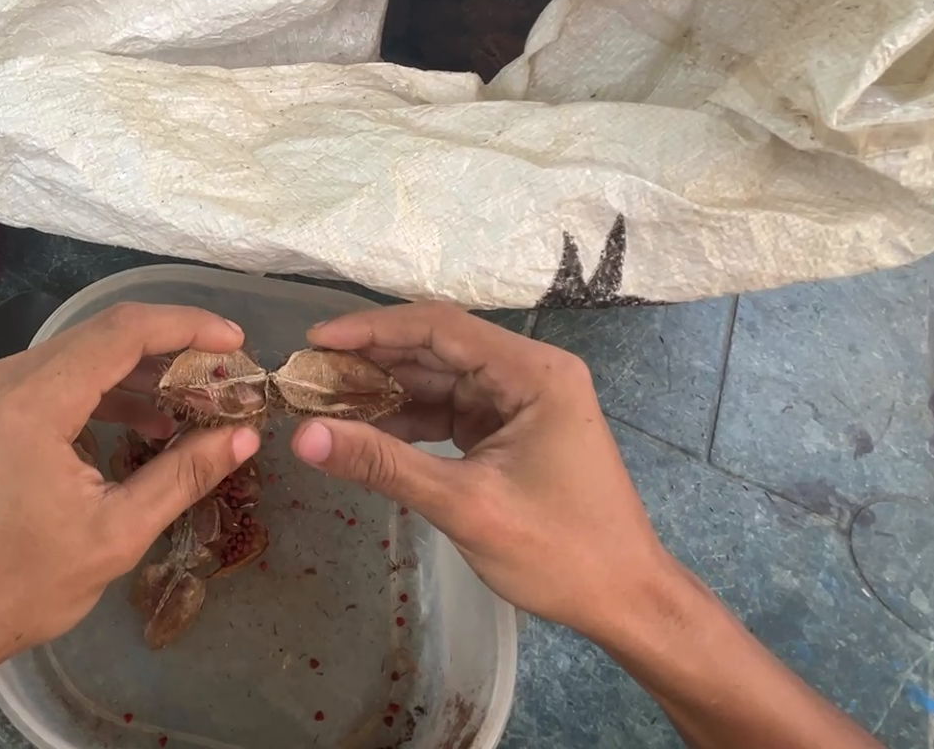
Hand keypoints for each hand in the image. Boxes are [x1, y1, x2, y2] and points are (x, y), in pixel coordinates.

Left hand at [0, 304, 260, 748]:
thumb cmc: (17, 585)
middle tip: (226, 373)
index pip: (125, 331)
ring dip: (142, 369)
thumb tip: (243, 437)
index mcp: (38, 399)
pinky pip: (63, 378)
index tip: (236, 341)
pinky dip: (109, 390)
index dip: (187, 326)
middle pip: (106, 333)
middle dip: (172, 346)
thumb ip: (182, 475)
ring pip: (85, 352)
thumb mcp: (114, 535)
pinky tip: (147, 421)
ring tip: (197, 398)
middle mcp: (14, 376)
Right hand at [289, 304, 878, 748]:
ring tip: (324, 399)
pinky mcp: (504, 424)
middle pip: (433, 346)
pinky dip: (403, 415)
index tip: (316, 341)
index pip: (438, 327)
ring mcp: (515, 398)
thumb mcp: (465, 506)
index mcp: (532, 373)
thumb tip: (303, 437)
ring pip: (433, 375)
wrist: (630, 606)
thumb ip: (382, 464)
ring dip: (382, 388)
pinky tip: (362, 428)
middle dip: (370, 359)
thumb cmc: (562, 553)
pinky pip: (442, 405)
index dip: (372, 329)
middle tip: (310, 373)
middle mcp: (525, 372)